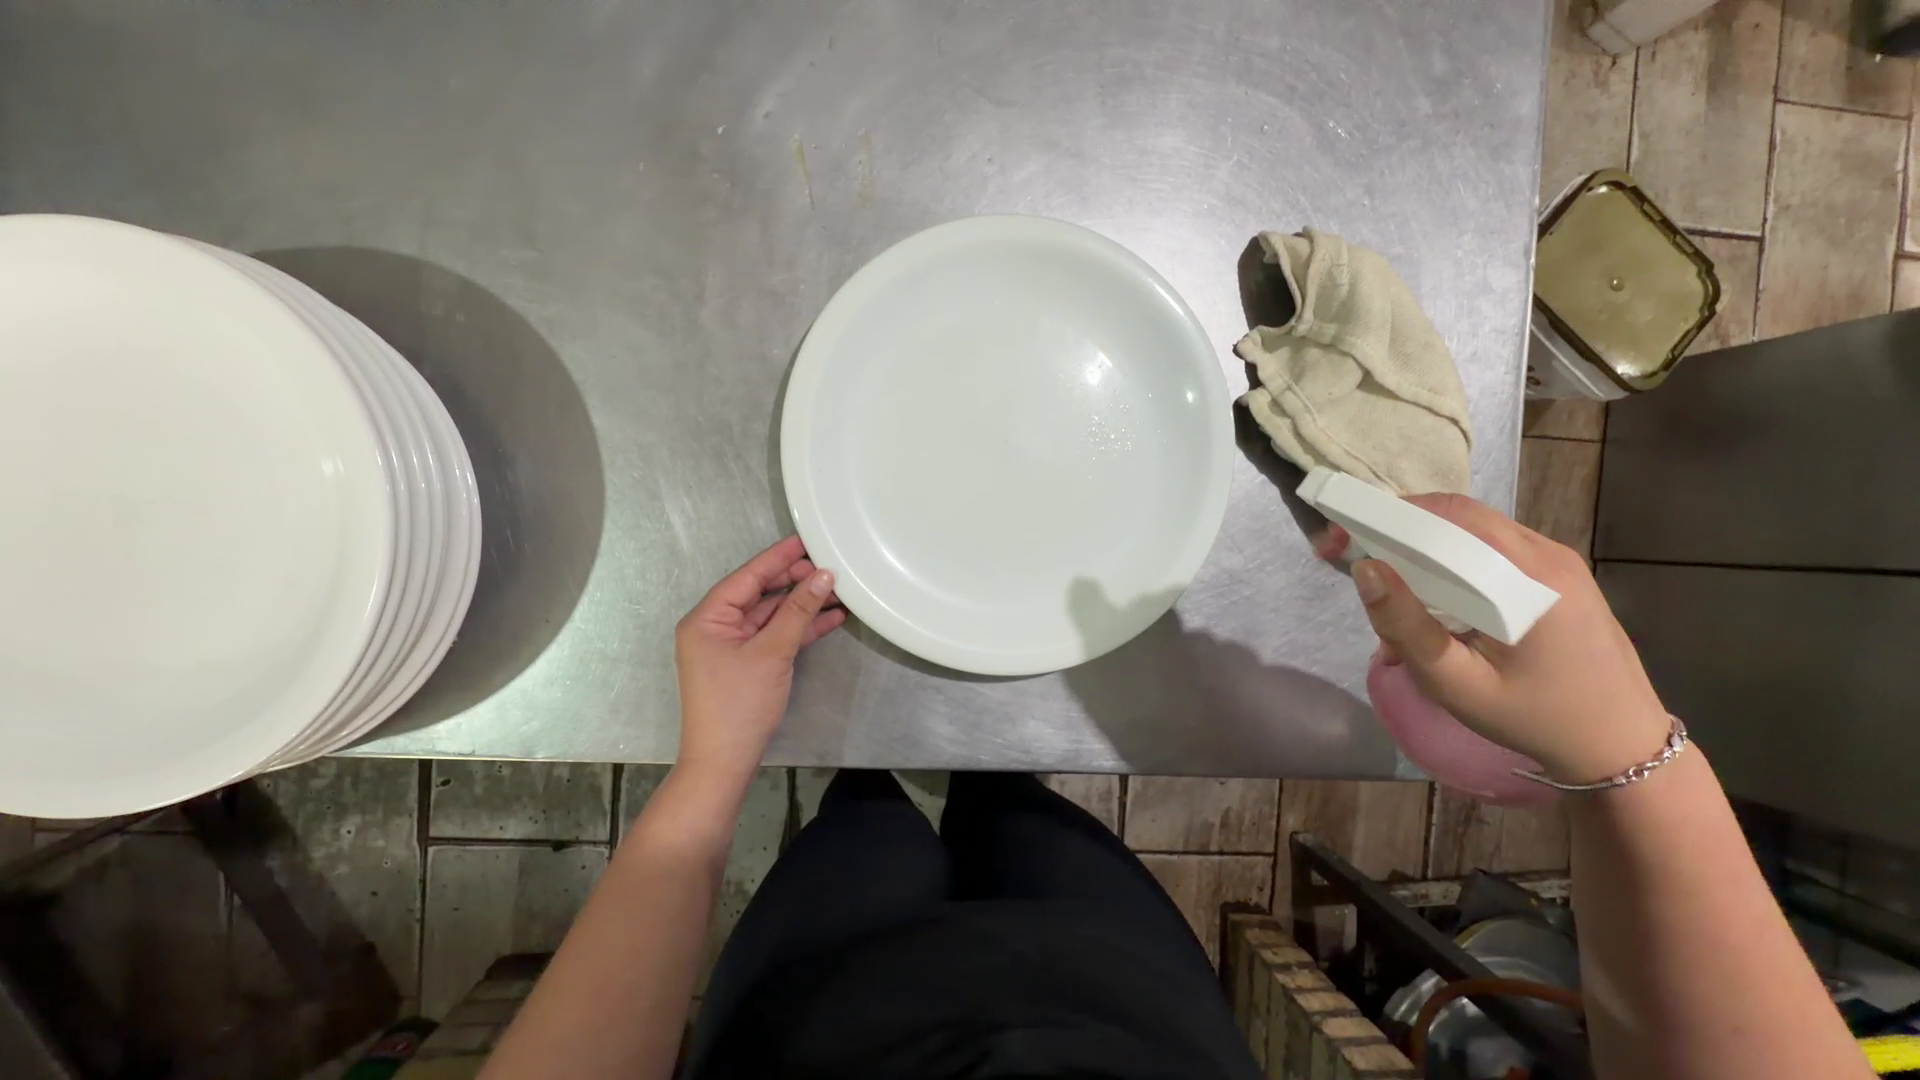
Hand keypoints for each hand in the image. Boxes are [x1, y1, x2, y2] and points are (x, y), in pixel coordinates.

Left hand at [674, 536, 844, 779]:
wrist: (724, 761)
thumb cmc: (739, 704)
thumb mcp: (772, 652)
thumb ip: (798, 611)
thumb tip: (822, 576)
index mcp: (707, 618)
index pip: (748, 577)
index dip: (779, 558)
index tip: (806, 540)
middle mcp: (715, 627)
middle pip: (760, 594)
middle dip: (796, 582)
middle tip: (829, 567)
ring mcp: (730, 647)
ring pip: (772, 615)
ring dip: (803, 606)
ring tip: (838, 590)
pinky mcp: (746, 664)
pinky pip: (774, 636)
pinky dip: (799, 629)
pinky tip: (829, 618)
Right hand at [1325, 494, 1670, 785]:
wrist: (1621, 747)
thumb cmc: (1534, 719)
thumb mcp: (1456, 683)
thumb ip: (1407, 626)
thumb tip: (1364, 568)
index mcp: (1529, 574)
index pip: (1445, 518)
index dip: (1382, 519)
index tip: (1336, 541)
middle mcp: (1546, 554)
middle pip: (1454, 518)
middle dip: (1394, 531)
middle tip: (1347, 558)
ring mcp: (1555, 562)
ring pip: (1469, 533)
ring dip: (1419, 548)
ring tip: (1386, 588)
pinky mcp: (1556, 576)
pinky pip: (1488, 551)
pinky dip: (1447, 562)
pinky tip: (1430, 599)